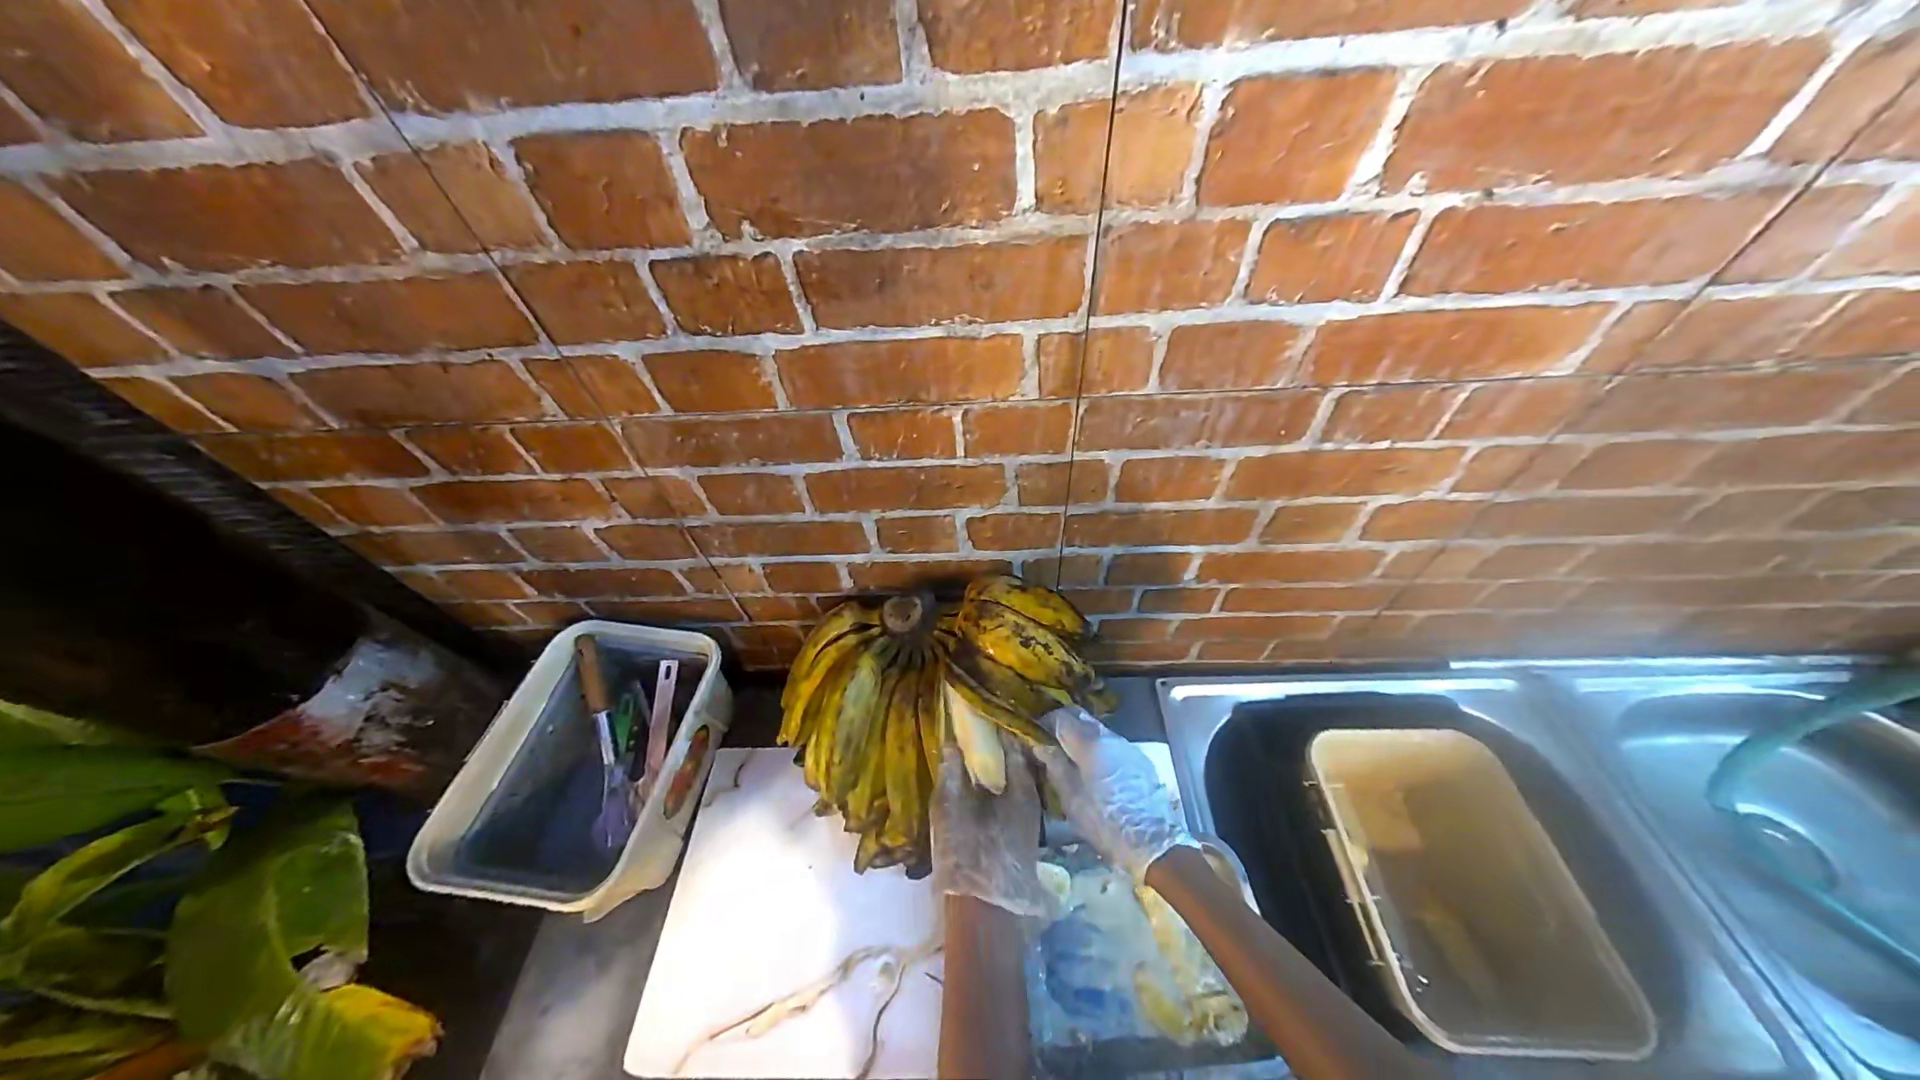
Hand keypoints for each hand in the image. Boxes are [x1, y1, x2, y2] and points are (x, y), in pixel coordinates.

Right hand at [930, 735, 1049, 917]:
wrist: (984, 908)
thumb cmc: (966, 853)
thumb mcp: (949, 809)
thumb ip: (951, 773)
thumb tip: (950, 743)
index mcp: (1019, 787)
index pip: (1014, 744)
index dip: (999, 727)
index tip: (983, 710)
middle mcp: (1030, 796)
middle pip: (1018, 759)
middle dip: (1001, 742)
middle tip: (979, 724)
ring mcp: (1029, 814)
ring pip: (1016, 777)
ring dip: (1001, 762)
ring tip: (979, 744)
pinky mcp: (1022, 829)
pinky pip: (1013, 793)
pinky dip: (1001, 780)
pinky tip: (984, 778)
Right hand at [1034, 705, 1191, 881]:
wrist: (1153, 843)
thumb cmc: (1104, 822)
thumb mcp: (1071, 798)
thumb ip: (1055, 766)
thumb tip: (1041, 745)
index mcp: (1090, 743)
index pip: (1061, 716)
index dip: (1044, 723)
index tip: (1035, 737)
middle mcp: (1110, 737)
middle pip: (1081, 717)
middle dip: (1063, 725)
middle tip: (1049, 745)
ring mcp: (1127, 746)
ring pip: (1098, 730)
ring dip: (1081, 738)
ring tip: (1070, 760)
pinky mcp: (1139, 760)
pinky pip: (1112, 745)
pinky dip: (1098, 749)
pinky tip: (1094, 771)